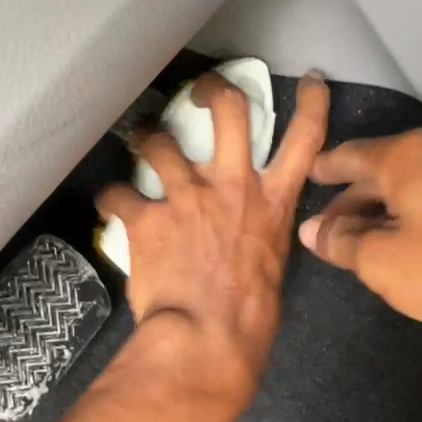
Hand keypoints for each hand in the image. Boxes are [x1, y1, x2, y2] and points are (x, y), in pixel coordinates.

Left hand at [97, 70, 329, 403]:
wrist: (208, 339)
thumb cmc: (247, 319)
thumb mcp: (269, 270)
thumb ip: (257, 239)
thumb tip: (244, 241)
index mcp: (271, 204)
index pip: (306, 141)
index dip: (312, 103)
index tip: (309, 81)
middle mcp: (232, 187)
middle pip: (230, 110)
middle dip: (213, 88)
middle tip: (199, 90)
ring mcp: (188, 197)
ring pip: (161, 141)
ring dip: (146, 135)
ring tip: (138, 138)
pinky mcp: (148, 218)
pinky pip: (118, 194)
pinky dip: (110, 197)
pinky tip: (109, 203)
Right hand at [298, 128, 421, 338]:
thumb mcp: (385, 264)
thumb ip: (345, 244)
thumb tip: (315, 230)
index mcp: (407, 157)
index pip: (351, 155)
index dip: (326, 168)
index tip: (310, 174)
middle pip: (386, 169)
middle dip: (356, 197)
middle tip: (332, 225)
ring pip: (419, 183)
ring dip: (390, 208)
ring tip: (372, 237)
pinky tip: (421, 238)